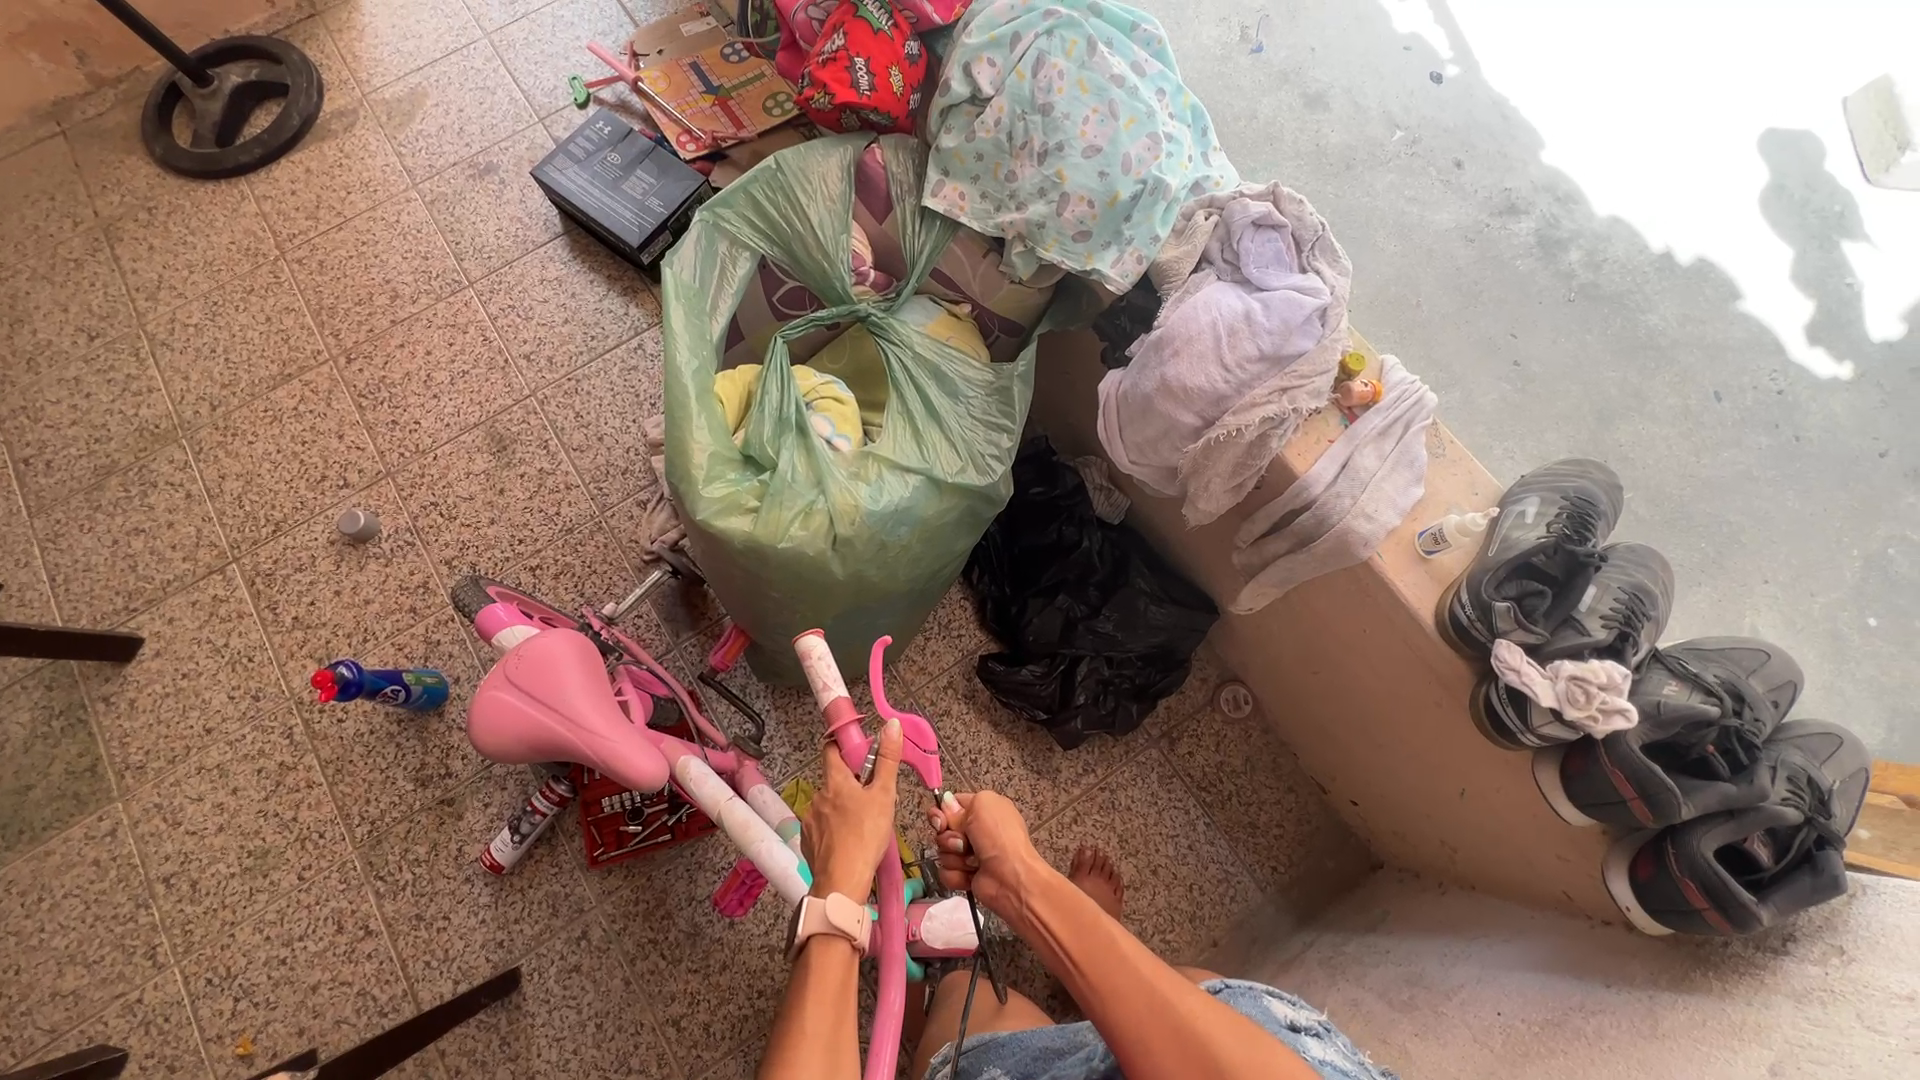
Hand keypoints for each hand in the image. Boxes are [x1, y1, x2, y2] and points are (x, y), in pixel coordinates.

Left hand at [800, 718, 901, 900]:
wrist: (842, 881)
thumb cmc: (865, 836)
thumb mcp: (883, 795)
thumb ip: (887, 759)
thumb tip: (891, 725)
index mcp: (834, 781)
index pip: (831, 749)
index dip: (844, 746)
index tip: (859, 751)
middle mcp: (818, 796)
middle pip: (834, 780)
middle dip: (851, 785)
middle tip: (872, 798)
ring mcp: (810, 820)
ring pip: (829, 805)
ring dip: (843, 809)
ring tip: (863, 825)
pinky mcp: (808, 841)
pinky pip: (822, 827)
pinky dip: (834, 830)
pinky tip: (849, 841)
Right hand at [926, 790, 1043, 919]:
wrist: (1011, 878)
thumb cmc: (1000, 838)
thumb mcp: (981, 805)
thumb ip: (959, 803)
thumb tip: (945, 805)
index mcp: (984, 809)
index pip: (951, 805)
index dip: (942, 813)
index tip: (941, 822)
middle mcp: (977, 831)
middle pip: (944, 830)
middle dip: (949, 838)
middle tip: (963, 843)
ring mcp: (971, 854)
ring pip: (943, 852)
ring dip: (955, 857)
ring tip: (973, 861)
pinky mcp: (967, 875)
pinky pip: (946, 872)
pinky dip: (957, 875)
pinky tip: (971, 874)